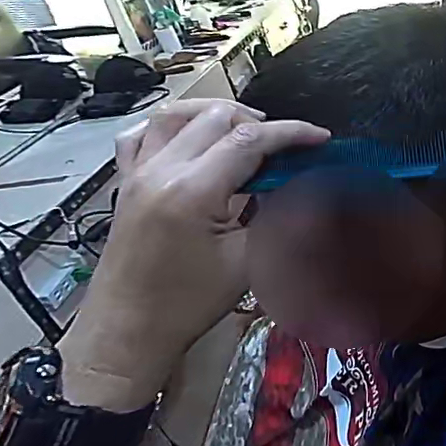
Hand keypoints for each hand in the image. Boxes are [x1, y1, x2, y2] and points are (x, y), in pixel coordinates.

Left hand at [61, 100, 327, 407]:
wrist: (127, 331)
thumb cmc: (189, 302)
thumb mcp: (248, 261)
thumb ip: (277, 215)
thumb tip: (307, 185)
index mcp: (193, 191)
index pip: (250, 139)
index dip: (292, 133)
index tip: (320, 138)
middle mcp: (161, 171)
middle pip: (216, 117)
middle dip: (260, 123)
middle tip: (287, 148)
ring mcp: (136, 174)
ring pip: (176, 114)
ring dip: (217, 114)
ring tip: (245, 131)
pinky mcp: (125, 184)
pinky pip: (141, 134)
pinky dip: (172, 126)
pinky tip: (192, 138)